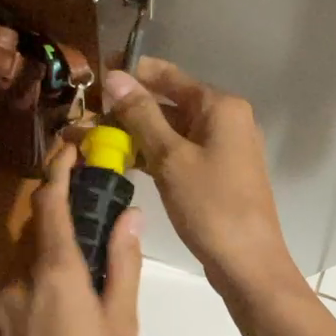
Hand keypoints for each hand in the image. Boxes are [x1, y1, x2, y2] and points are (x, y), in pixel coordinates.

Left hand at [0, 145, 141, 335]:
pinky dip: (45, 290)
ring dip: (57, 261)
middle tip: (104, 226)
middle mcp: (15, 284)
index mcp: (52, 275)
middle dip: (66, 221)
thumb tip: (128, 214)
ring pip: (29, 268)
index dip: (60, 170)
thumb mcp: (123, 326)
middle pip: (38, 235)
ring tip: (95, 285)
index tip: (74, 147)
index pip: (49, 203)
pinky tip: (70, 323)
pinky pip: (21, 296)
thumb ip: (122, 264)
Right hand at [101, 58, 299, 295]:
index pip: (169, 76)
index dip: (132, 72)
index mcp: (221, 107)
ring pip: (174, 131)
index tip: (96, 73)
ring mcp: (225, 149)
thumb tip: (114, 76)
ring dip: (138, 134)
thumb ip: (141, 115)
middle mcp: (227, 120)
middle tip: (89, 115)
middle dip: (130, 108)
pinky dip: (155, 155)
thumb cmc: (211, 206)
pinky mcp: (218, 175)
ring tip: (96, 139)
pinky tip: (126, 162)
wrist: (247, 262)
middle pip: (171, 102)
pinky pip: (181, 153)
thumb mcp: (170, 158)